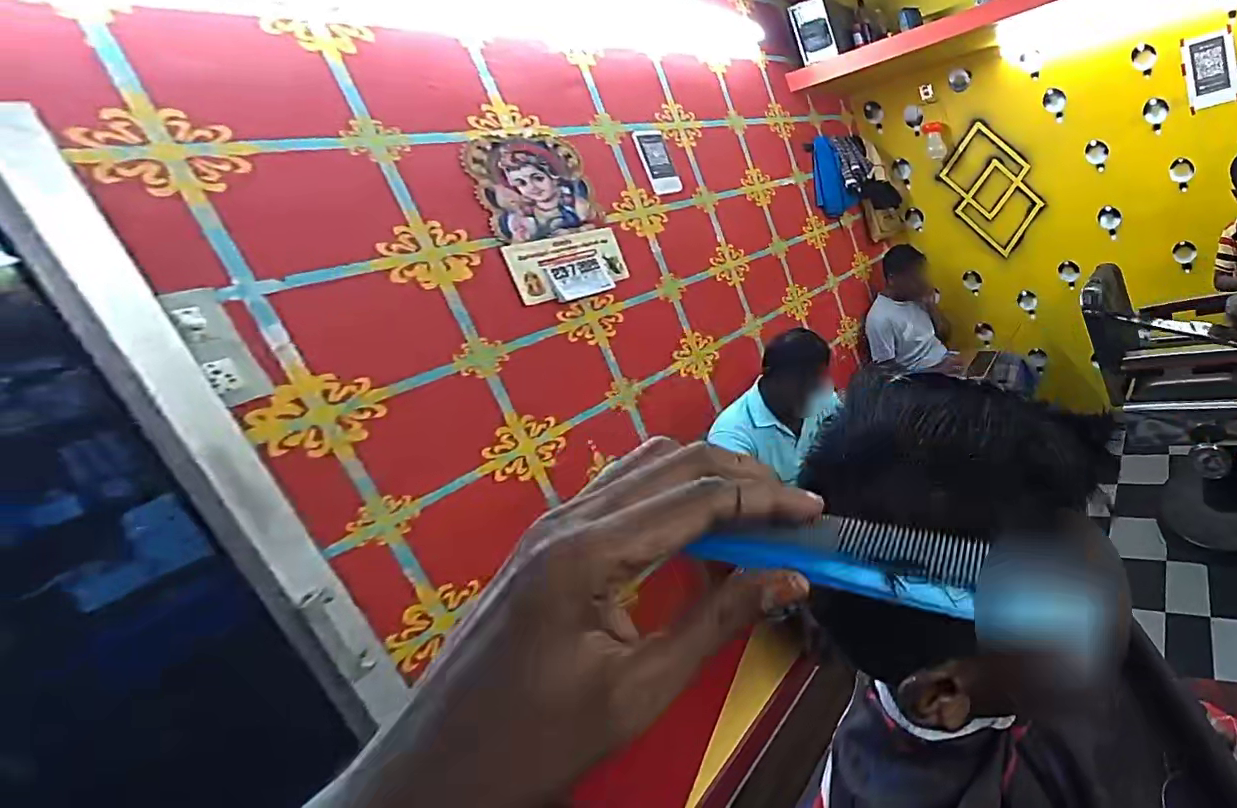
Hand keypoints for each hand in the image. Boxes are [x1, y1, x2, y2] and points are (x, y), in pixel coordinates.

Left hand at [313, 440, 819, 807]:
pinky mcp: (552, 535)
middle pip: (681, 461)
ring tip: (754, 508)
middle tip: (791, 508)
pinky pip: (629, 483)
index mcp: (589, 551)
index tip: (813, 510)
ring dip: (712, 474)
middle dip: (746, 475)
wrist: (423, 785)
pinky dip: (678, 487)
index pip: (701, 496)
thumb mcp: (639, 691)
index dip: (767, 498)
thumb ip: (721, 621)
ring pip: (654, 461)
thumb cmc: (532, 747)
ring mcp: (557, 520)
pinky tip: (697, 522)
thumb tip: (794, 578)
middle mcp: (572, 517)